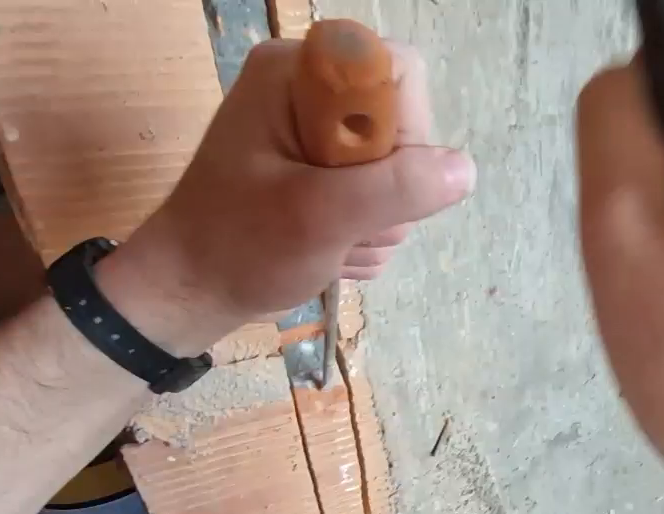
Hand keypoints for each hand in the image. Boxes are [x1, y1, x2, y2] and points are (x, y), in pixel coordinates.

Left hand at [100, 38, 476, 354]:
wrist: (198, 289)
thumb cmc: (242, 245)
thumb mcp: (319, 216)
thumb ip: (394, 188)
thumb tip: (465, 170)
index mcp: (300, 77)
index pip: (399, 74)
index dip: (405, 132)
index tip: (369, 178)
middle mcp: (316, 98)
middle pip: (409, 132)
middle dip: (392, 192)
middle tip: (347, 222)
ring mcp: (326, 141)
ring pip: (403, 178)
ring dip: (381, 225)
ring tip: (334, 242)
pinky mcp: (333, 179)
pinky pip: (387, 205)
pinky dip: (370, 239)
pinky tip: (335, 250)